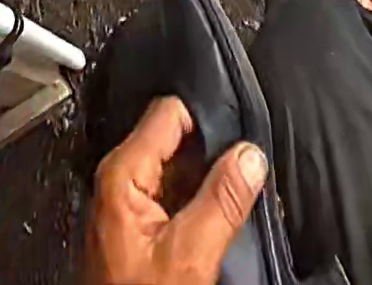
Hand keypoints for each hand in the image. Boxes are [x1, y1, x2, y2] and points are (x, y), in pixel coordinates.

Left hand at [84, 96, 268, 284]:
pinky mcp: (141, 226)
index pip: (168, 114)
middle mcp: (121, 180)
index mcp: (123, 174)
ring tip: (239, 190)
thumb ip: (221, 200)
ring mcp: (130, 203)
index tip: (237, 132)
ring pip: (178, 167)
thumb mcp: (188, 257)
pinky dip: (200, 199)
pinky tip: (221, 215)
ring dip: (209, 177)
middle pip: (174, 138)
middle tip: (245, 166)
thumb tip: (249, 156)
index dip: (206, 118)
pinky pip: (175, 194)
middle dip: (211, 150)